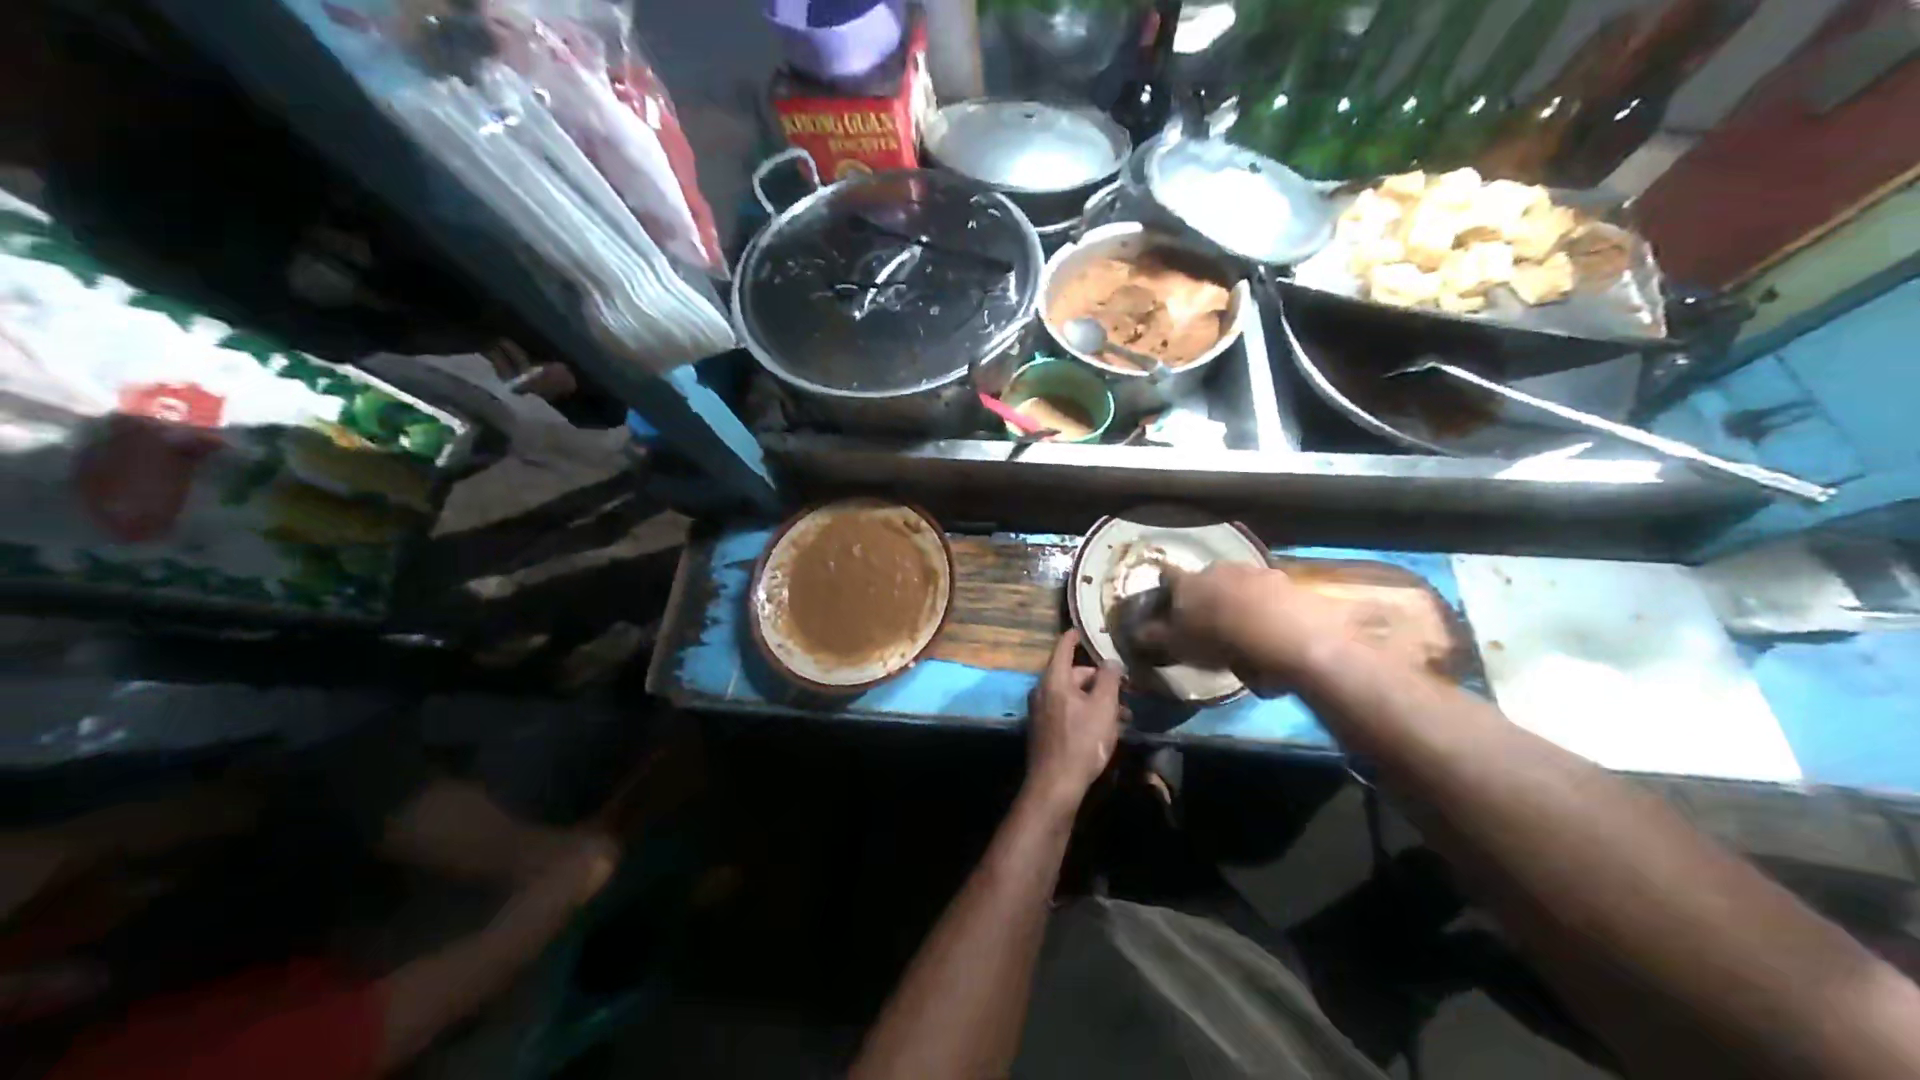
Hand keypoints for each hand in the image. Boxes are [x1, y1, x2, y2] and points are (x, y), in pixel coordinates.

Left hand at [1025, 630, 1122, 807]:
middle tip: (1125, 691)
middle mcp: (1042, 691)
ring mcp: (1041, 712)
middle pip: (1072, 674)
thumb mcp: (1103, 707)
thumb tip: (1110, 661)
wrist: (1055, 784)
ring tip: (1124, 716)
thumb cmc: (1082, 741)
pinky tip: (1107, 729)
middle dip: (1099, 680)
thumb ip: (1109, 679)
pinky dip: (1086, 713)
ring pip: (1073, 696)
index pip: (1062, 647)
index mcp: (1053, 680)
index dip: (1074, 637)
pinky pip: (1067, 711)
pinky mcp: (1045, 730)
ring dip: (1097, 701)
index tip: (1083, 629)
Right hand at [1142, 564, 1347, 691]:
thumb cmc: (1219, 640)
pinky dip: (1266, 603)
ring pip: (1237, 581)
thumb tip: (1135, 632)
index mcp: (1186, 583)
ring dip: (1237, 597)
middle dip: (1205, 593)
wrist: (1283, 632)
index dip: (1165, 587)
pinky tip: (1271, 624)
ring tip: (1243, 625)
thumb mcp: (1178, 647)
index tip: (1167, 601)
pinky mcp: (1283, 580)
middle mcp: (1215, 569)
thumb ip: (1154, 637)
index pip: (1166, 576)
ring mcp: (1251, 571)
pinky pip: (1267, 590)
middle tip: (1209, 619)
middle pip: (1204, 578)